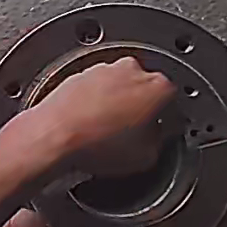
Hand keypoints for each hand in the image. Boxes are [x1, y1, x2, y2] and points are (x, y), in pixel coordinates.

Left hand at [22, 57, 177, 177]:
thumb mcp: (145, 157)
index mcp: (157, 86)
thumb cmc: (95, 143)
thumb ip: (159, 142)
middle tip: (133, 136)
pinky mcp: (79, 74)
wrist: (53, 136)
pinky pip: (95, 90)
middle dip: (141, 110)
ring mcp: (103, 69)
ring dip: (116, 105)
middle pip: (145, 90)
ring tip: (106, 134)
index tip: (163, 133)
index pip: (174, 103)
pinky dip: (95, 103)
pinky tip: (90, 125)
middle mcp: (131, 71)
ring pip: (119, 88)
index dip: (168, 123)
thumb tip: (154, 139)